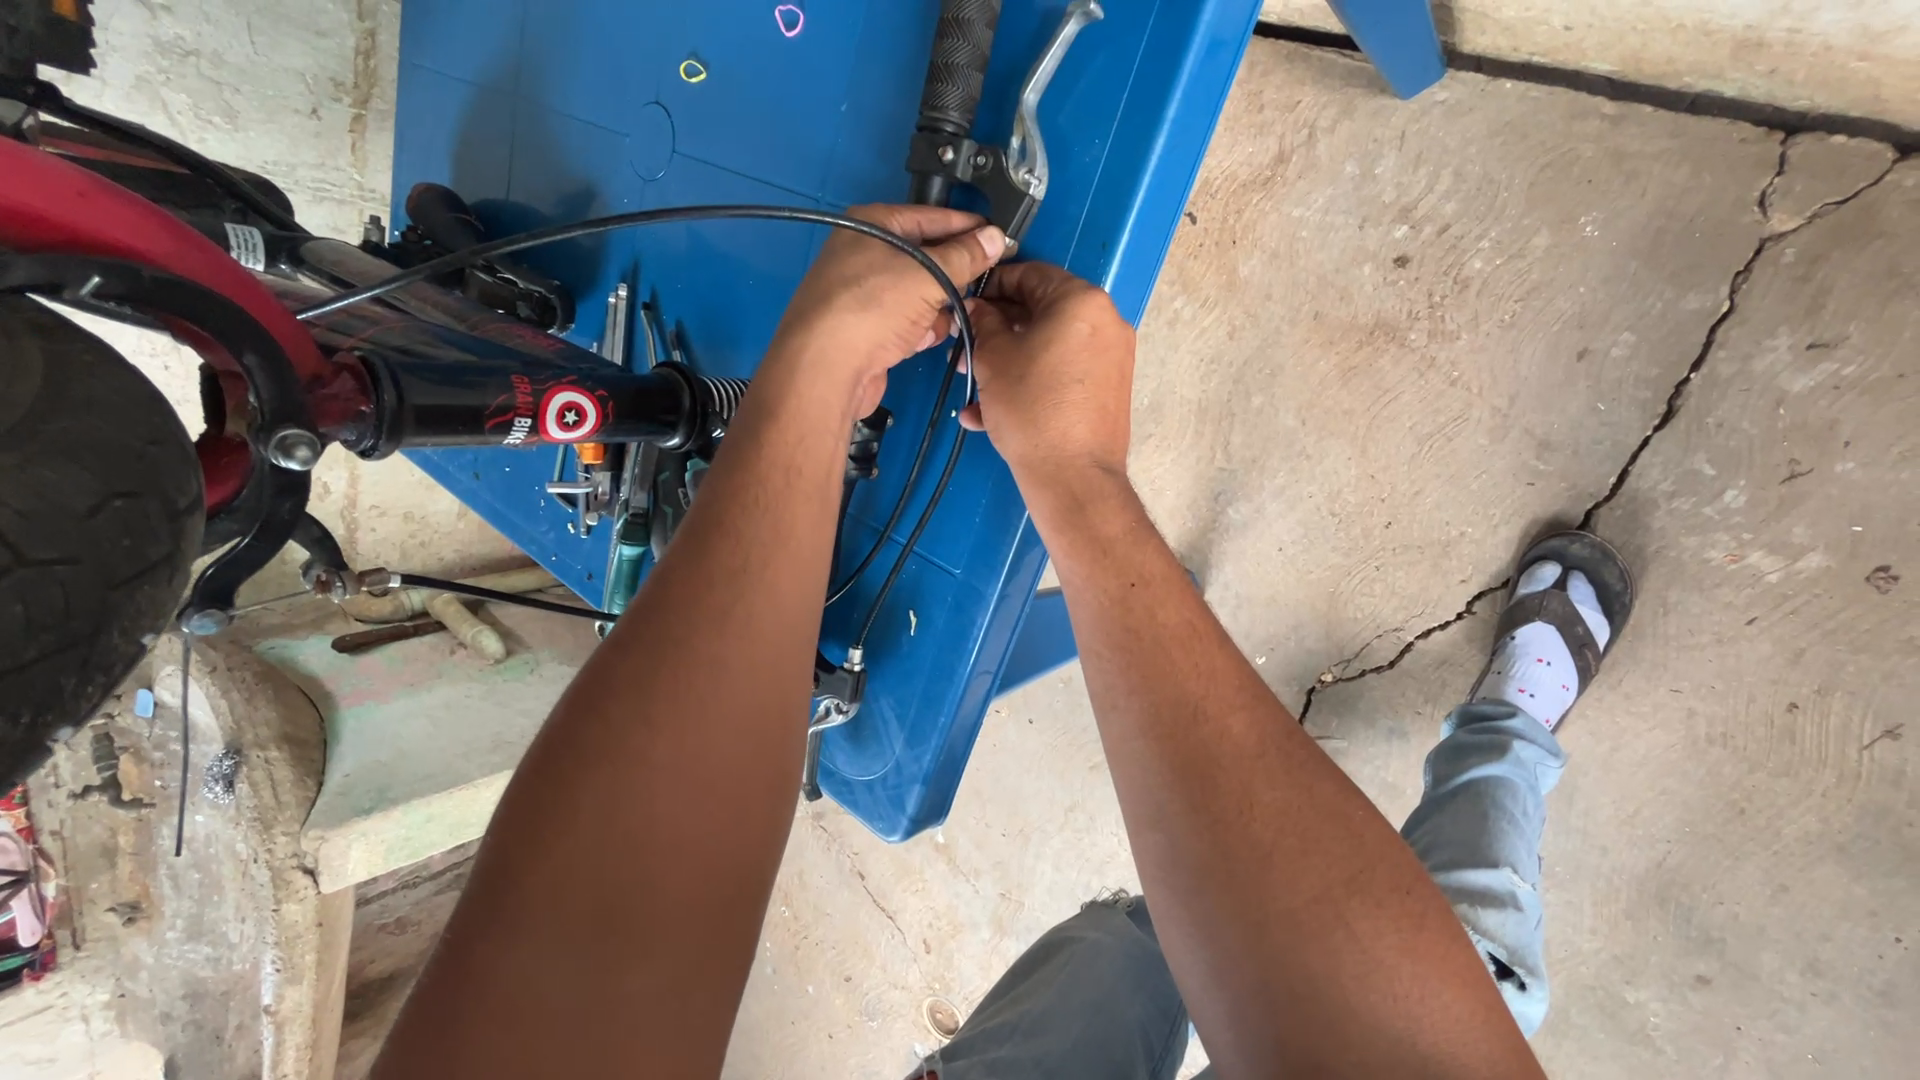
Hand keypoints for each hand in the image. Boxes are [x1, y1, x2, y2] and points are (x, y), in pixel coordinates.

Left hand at [769, 204, 1006, 411]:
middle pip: (927, 258)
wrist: (827, 370)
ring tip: (948, 319)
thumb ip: (965, 257)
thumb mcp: (927, 274)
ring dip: (938, 309)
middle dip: (953, 276)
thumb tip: (996, 237)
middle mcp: (866, 254)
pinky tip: (922, 340)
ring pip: (921, 294)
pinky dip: (920, 331)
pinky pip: (908, 322)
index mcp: (873, 224)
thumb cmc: (872, 308)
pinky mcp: (869, 330)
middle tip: (981, 284)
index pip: (931, 217)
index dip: (967, 227)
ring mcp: (865, 294)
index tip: (999, 238)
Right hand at [958, 261, 1134, 480]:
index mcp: (1081, 301)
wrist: (1073, 477)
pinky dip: (1031, 384)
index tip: (967, 301)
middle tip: (964, 350)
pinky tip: (992, 414)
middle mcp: (1106, 322)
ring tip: (973, 387)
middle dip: (997, 332)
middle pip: (1041, 313)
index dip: (993, 285)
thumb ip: (983, 322)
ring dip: (1008, 363)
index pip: (1031, 274)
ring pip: (1049, 348)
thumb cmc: (1031, 408)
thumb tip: (977, 308)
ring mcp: (1112, 359)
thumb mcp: (993, 359)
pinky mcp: (1108, 391)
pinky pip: (1062, 375)